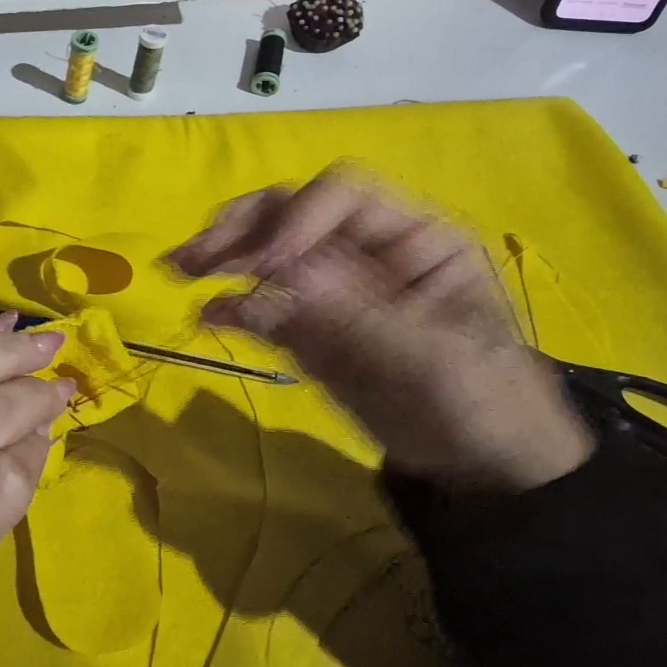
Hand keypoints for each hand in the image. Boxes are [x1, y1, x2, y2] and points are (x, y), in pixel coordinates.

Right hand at [170, 164, 594, 491]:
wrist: (485, 469)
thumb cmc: (483, 401)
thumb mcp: (433, 356)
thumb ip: (355, 310)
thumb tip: (280, 267)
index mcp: (410, 237)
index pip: (342, 197)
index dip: (298, 217)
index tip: (268, 262)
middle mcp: (364, 249)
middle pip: (291, 214)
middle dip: (241, 230)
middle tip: (193, 258)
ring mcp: (331, 288)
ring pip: (266, 252)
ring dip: (222, 257)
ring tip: (180, 270)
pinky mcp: (308, 328)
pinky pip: (261, 305)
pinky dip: (231, 306)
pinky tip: (206, 315)